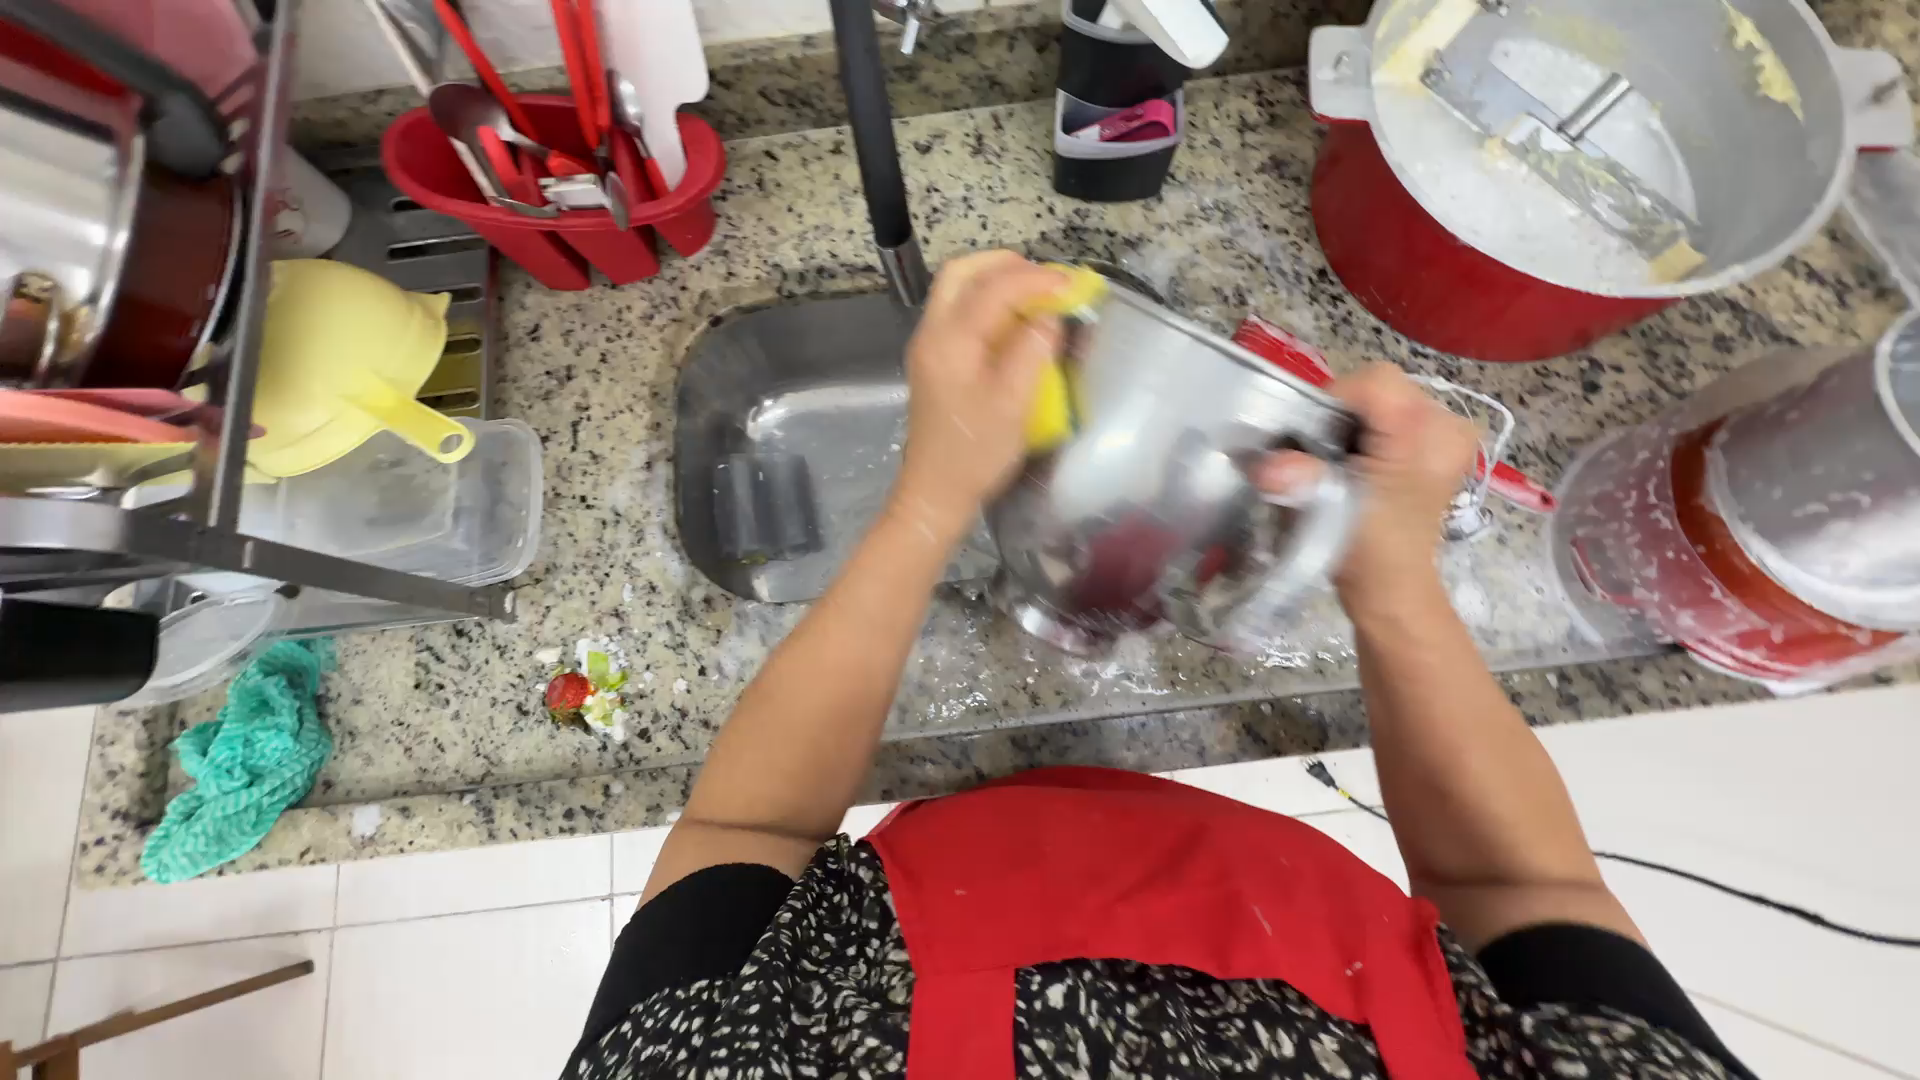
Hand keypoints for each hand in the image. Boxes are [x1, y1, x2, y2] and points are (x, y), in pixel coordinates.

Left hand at [888, 251, 1066, 543]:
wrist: (935, 493)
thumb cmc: (975, 454)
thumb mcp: (1013, 403)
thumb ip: (1033, 351)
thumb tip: (1049, 315)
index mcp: (950, 340)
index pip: (994, 288)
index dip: (1036, 279)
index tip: (1072, 284)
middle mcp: (931, 334)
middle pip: (962, 273)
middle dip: (1006, 265)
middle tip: (1046, 279)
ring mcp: (928, 348)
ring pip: (956, 291)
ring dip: (995, 282)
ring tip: (1035, 295)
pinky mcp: (933, 363)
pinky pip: (957, 314)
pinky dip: (986, 304)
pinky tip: (1013, 323)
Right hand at [1251, 363, 1479, 608]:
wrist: (1391, 586)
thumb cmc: (1363, 549)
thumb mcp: (1326, 508)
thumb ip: (1300, 478)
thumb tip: (1263, 465)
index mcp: (1428, 434)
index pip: (1372, 382)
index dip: (1330, 403)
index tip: (1311, 442)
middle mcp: (1449, 423)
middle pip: (1378, 390)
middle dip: (1341, 417)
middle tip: (1324, 458)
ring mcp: (1450, 433)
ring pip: (1383, 402)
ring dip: (1353, 426)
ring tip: (1343, 465)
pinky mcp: (1440, 444)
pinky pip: (1394, 417)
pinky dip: (1369, 434)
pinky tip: (1362, 466)